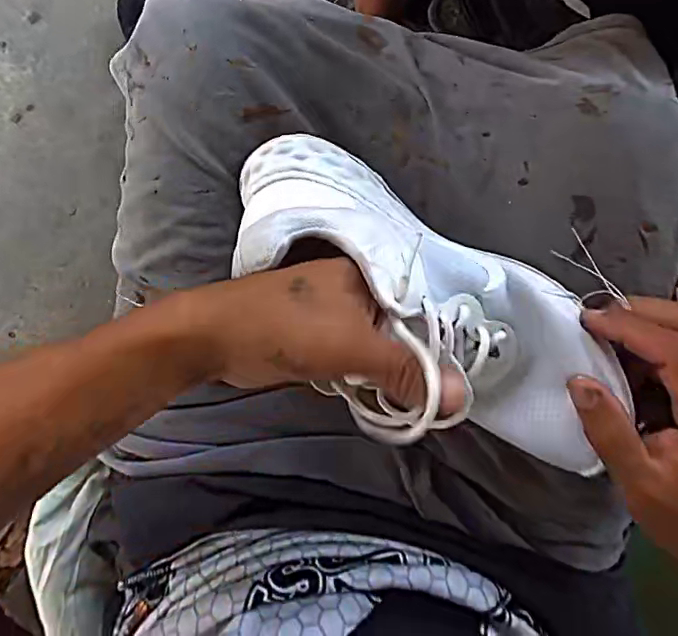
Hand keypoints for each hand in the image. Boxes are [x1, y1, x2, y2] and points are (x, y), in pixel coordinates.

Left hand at [177, 257, 462, 413]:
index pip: (419, 305)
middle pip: (400, 328)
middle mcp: (352, 286)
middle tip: (440, 403)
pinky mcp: (316, 337)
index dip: (442, 342)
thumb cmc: (285, 328)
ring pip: (378, 345)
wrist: (216, 336)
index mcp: (364, 273)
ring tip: (415, 405)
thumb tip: (460, 396)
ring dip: (391, 374)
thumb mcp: (352, 347)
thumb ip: (405, 370)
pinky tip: (380, 397)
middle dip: (417, 363)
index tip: (460, 381)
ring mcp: (332, 312)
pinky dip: (367, 377)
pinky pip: (355, 357)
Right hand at [566, 298, 677, 577]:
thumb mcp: (637, 482)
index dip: (629, 327)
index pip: (676, 351)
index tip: (587, 321)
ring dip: (644, 322)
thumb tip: (578, 380)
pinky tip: (619, 356)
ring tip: (601, 332)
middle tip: (596, 317)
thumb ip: (608, 430)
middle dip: (641, 310)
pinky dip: (648, 340)